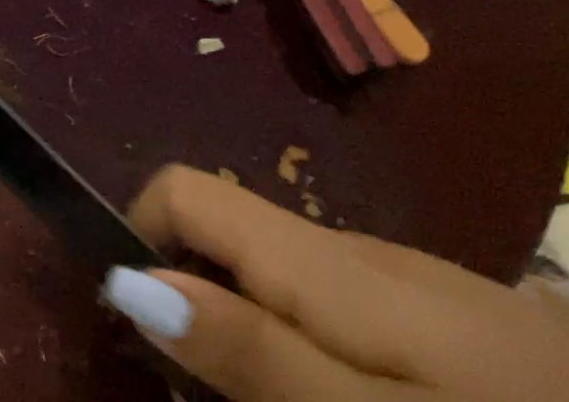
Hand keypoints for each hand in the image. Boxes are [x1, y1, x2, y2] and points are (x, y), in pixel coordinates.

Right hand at [103, 165, 568, 400]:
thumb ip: (246, 348)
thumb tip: (126, 278)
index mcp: (316, 259)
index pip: (179, 188)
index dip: (135, 238)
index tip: (141, 329)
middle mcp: (348, 246)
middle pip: (221, 234)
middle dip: (189, 302)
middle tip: (206, 397)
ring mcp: (402, 276)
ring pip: (275, 273)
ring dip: (246, 328)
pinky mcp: (442, 309)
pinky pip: (334, 302)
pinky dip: (306, 342)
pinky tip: (351, 398)